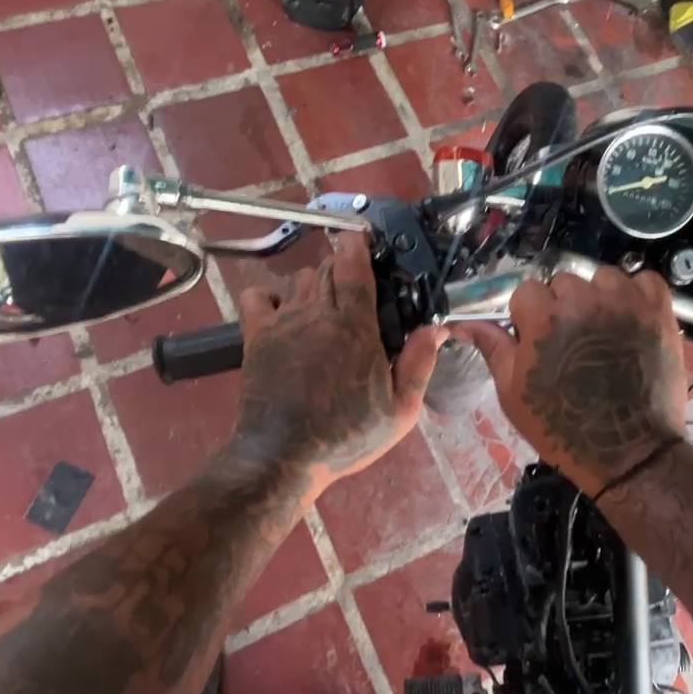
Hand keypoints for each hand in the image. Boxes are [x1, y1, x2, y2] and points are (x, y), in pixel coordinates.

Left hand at [232, 232, 446, 487]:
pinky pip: (257, 296)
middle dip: (340, 266)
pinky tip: (282, 309)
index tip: (362, 236)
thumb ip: (419, 364)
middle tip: (354, 283)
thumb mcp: (400, 411)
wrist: (283, 457)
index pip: (354, 267)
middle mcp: (317, 314)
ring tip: (324, 300)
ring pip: (298, 279)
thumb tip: (437, 328)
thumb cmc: (347, 437)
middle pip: (326, 268)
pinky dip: (269, 294)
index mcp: (355, 327)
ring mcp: (283, 323)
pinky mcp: (256, 337)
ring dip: (313, 280)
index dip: (357, 244)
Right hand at [453, 267, 686, 494]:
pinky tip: (631, 320)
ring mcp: (625, 302)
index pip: (527, 291)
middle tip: (570, 344)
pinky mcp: (659, 311)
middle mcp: (584, 300)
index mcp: (544, 317)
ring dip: (599, 298)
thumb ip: (493, 347)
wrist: (627, 452)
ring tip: (603, 333)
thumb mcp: (513, 392)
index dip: (529, 317)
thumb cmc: (561, 426)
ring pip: (602, 278)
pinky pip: (645, 280)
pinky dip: (637, 295)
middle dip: (562, 307)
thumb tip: (463, 324)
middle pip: (564, 283)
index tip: (537, 340)